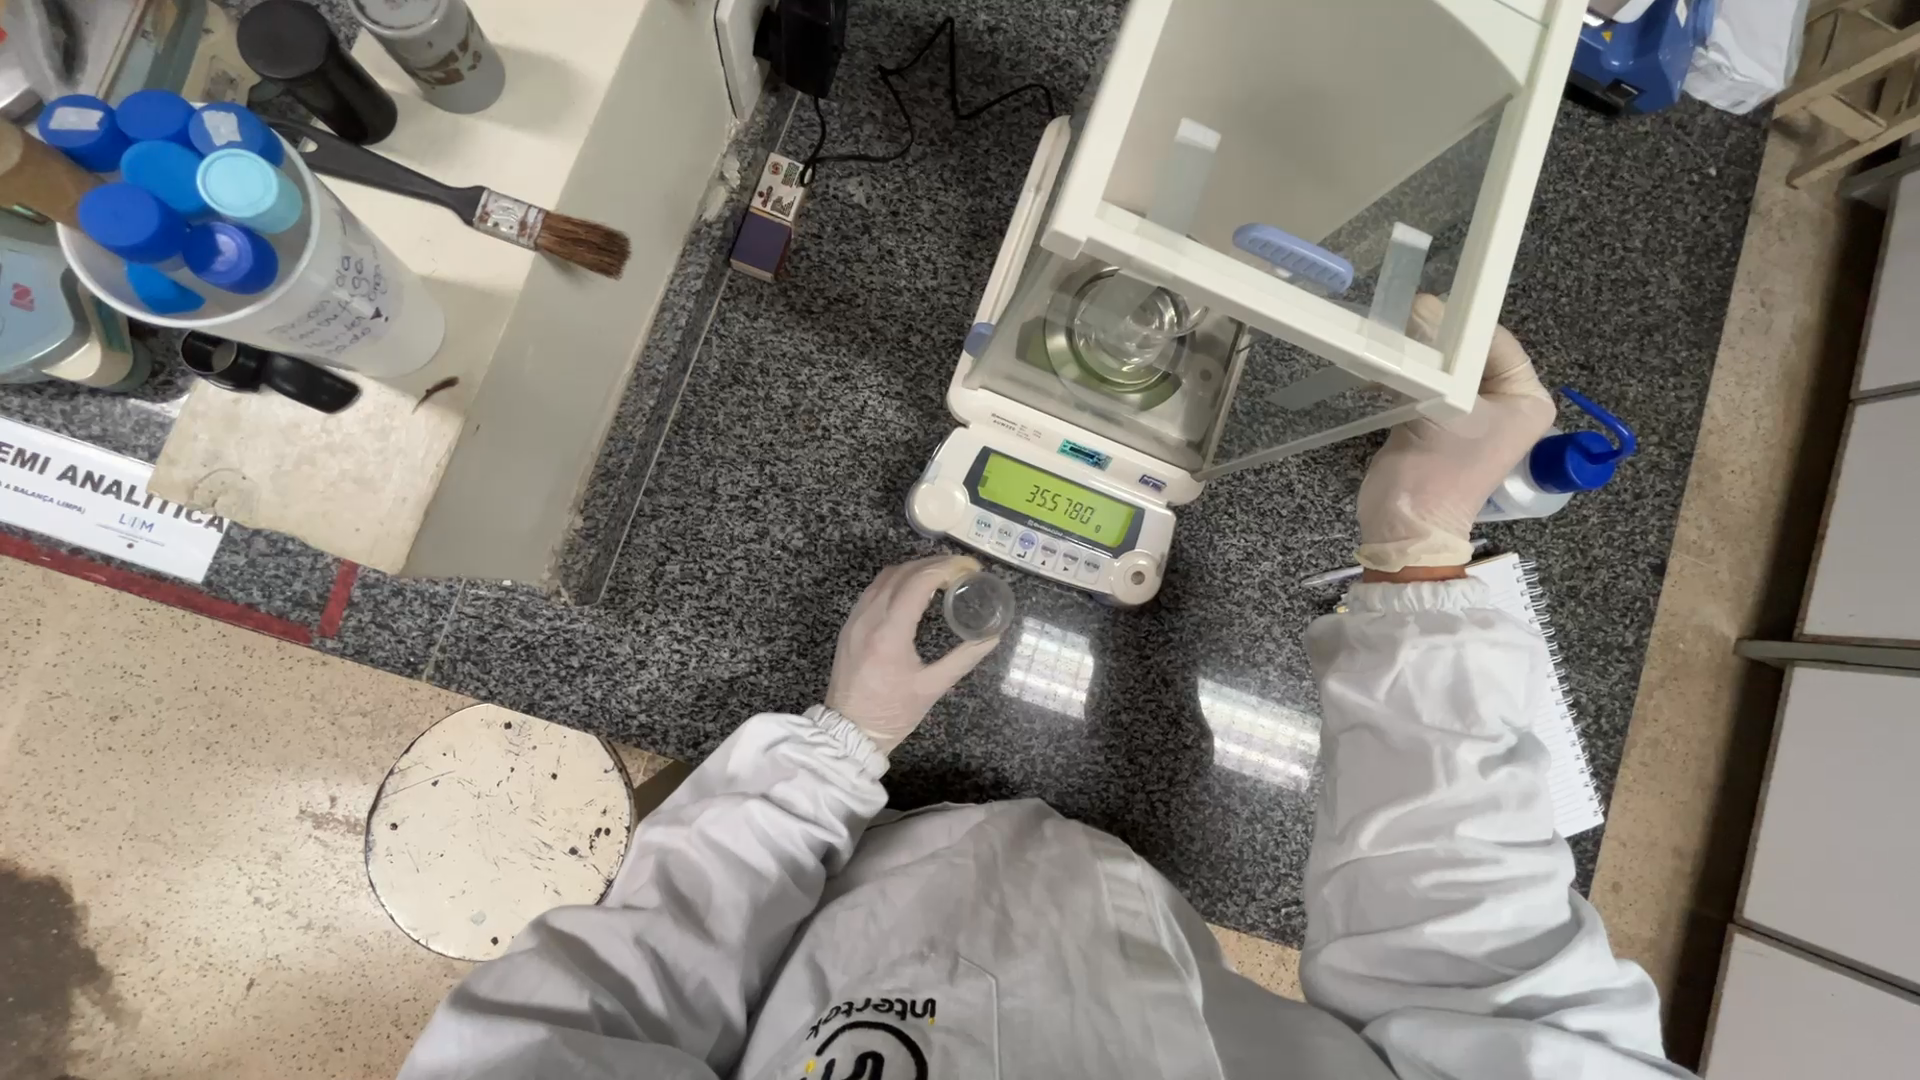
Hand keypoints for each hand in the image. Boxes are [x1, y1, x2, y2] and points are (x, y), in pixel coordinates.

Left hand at [825, 556, 1001, 752]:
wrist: (848, 732)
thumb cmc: (892, 713)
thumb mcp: (932, 688)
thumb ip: (964, 658)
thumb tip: (992, 636)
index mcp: (889, 633)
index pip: (918, 583)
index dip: (946, 568)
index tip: (968, 568)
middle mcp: (868, 618)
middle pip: (902, 573)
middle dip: (933, 564)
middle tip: (960, 569)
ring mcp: (855, 620)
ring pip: (884, 577)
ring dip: (913, 569)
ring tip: (940, 575)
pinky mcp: (849, 625)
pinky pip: (873, 589)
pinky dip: (896, 580)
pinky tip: (913, 589)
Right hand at [1356, 295, 1554, 571]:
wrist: (1405, 523)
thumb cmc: (1439, 468)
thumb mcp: (1447, 405)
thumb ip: (1436, 357)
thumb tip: (1421, 306)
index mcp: (1527, 398)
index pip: (1496, 341)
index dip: (1461, 324)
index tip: (1420, 306)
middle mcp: (1502, 403)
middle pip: (1466, 354)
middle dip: (1433, 341)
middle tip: (1397, 323)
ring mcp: (1465, 415)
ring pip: (1440, 370)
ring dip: (1413, 360)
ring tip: (1385, 347)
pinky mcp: (1430, 425)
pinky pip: (1420, 388)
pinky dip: (1401, 379)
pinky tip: (1378, 372)